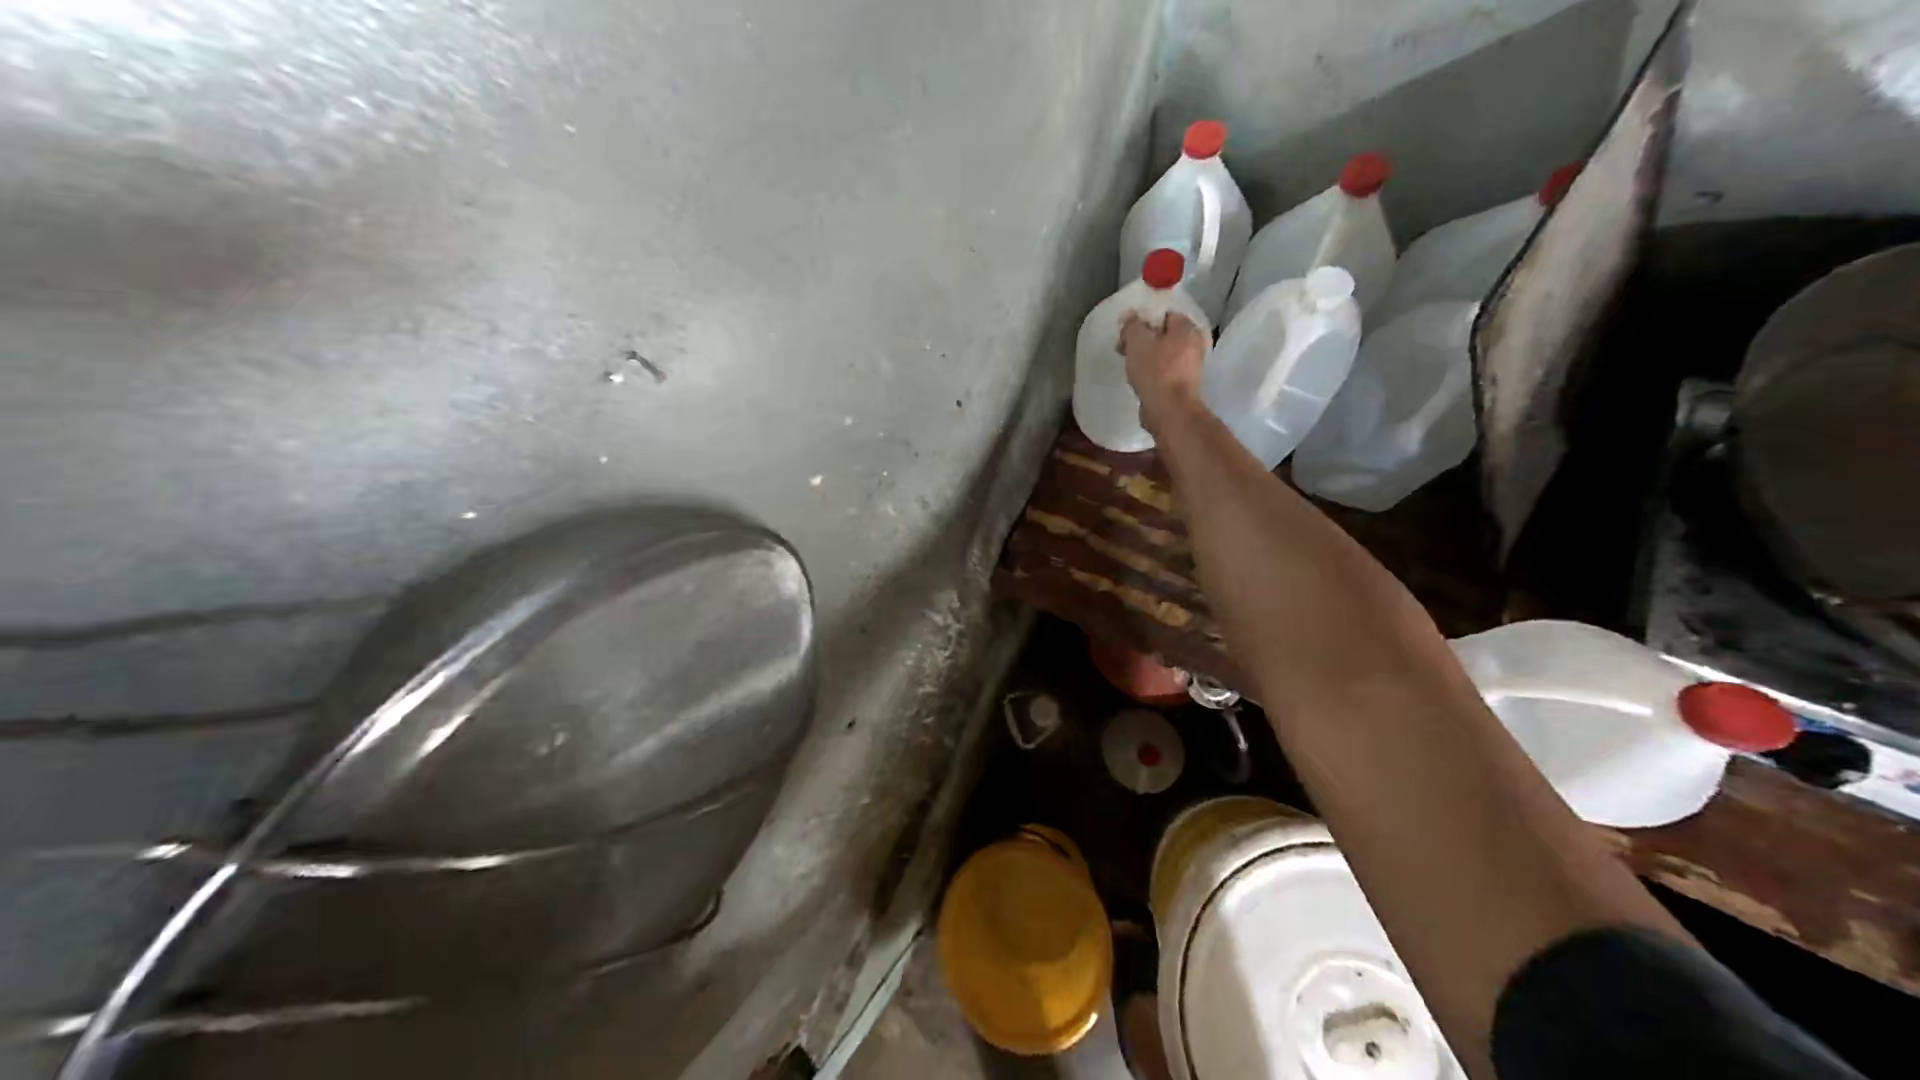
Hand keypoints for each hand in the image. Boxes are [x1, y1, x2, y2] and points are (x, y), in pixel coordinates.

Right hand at [1121, 312, 1206, 437]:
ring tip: (1129, 366)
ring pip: (1164, 354)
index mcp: (1187, 328)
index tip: (1126, 332)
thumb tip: (1130, 317)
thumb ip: (1132, 326)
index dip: (1143, 320)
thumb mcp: (1138, 342)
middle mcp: (1194, 344)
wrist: (1170, 411)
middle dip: (1143, 340)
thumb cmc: (1155, 371)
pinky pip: (1164, 372)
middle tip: (1124, 349)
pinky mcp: (1183, 385)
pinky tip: (1140, 379)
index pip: (1164, 314)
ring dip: (1147, 357)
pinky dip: (1152, 373)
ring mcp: (1191, 367)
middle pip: (1164, 335)